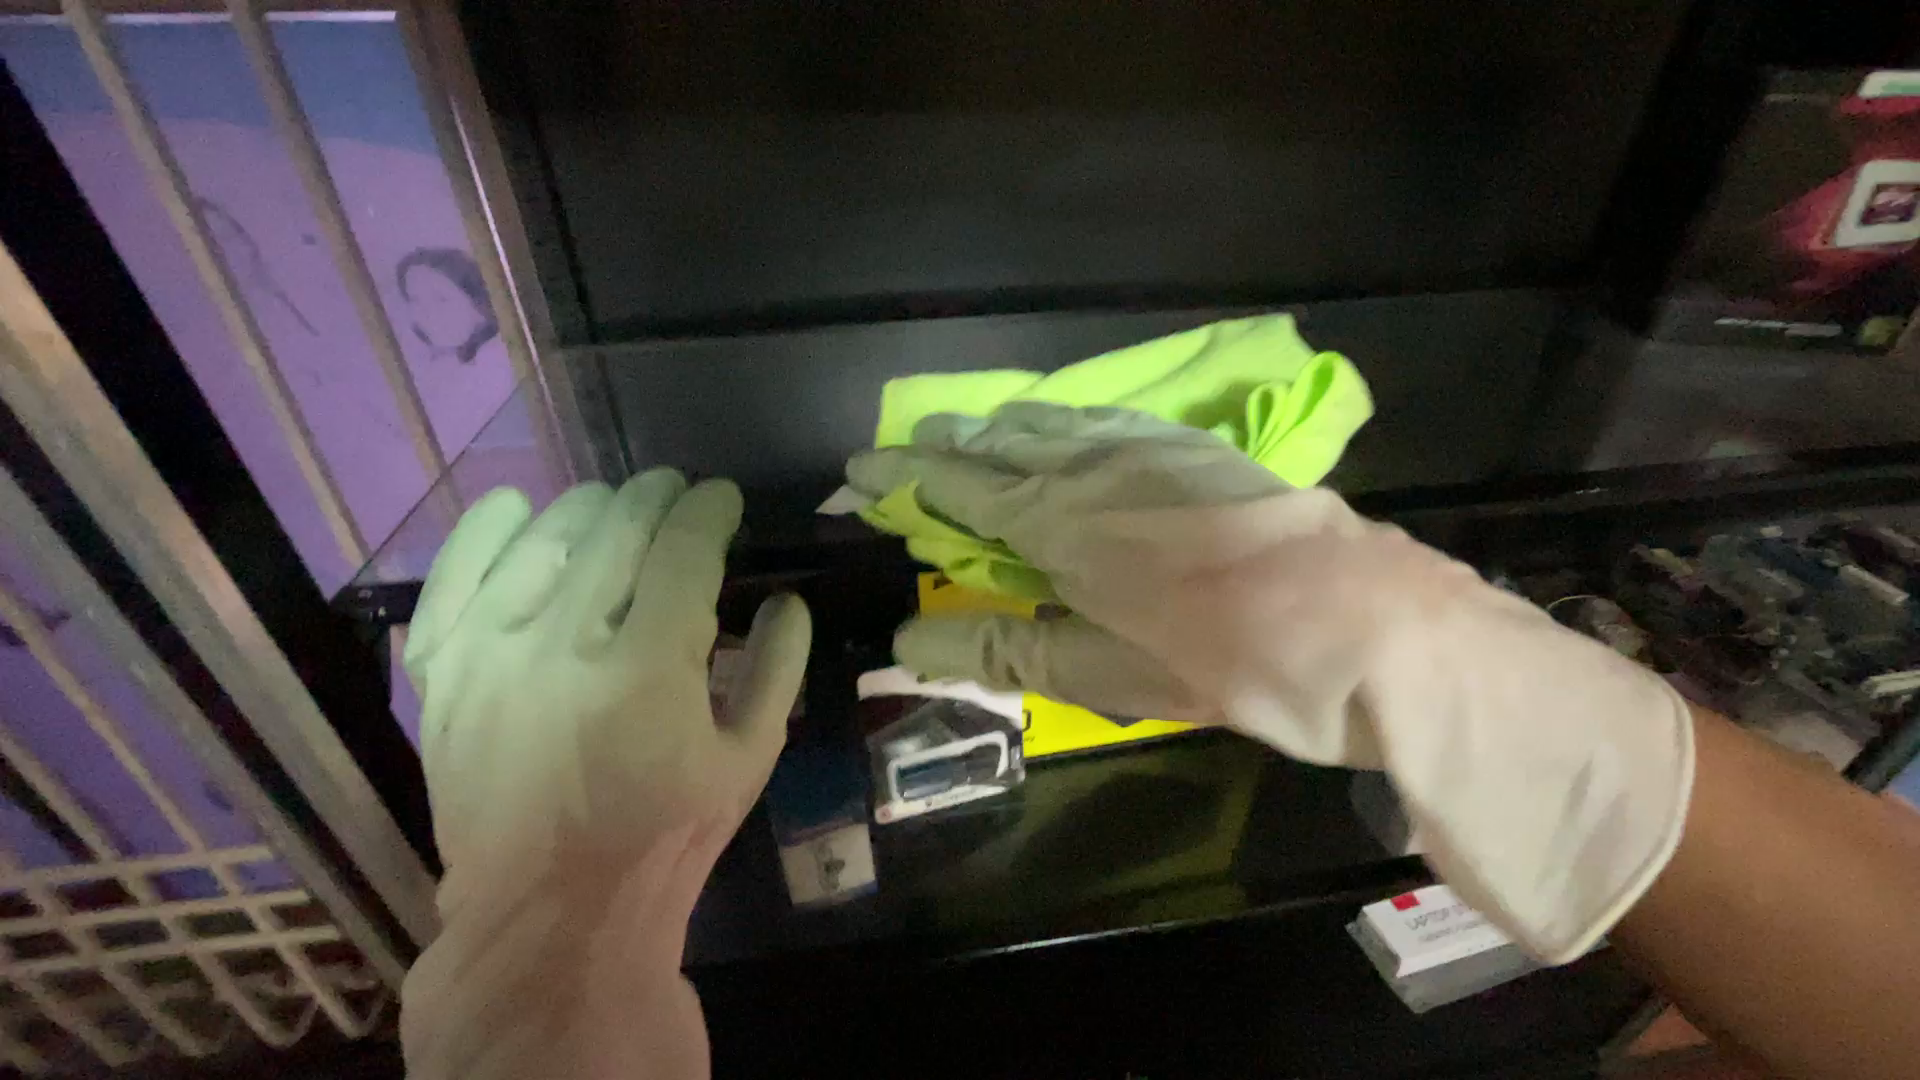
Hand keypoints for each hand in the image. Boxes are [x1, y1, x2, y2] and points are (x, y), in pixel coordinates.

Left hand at [399, 472, 808, 1079]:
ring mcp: (491, 657)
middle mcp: (563, 646)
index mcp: (649, 670)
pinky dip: (481, 535)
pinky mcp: (443, 676)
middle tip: (679, 495)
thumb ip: (778, 670)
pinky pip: (451, 581)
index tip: (723, 499)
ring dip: (590, 507)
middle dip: (657, 498)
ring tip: (616, 505)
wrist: (550, 911)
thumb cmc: (666, 834)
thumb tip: (787, 600)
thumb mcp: (750, 758)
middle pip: (615, 530)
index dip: (709, 511)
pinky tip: (512, 506)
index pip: (683, 550)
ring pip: (542, 539)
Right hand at [848, 404, 1691, 962]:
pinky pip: (1103, 421)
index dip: (902, 481)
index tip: (854, 476)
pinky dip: (1058, 423)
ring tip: (957, 434)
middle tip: (890, 455)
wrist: (1370, 627)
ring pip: (1050, 424)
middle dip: (935, 449)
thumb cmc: (1229, 663)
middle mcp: (1095, 469)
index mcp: (1063, 525)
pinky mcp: (1193, 449)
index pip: (958, 489)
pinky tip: (1053, 427)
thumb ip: (1004, 648)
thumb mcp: (1105, 675)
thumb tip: (909, 638)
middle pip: (996, 446)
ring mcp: (1149, 450)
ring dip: (994, 429)